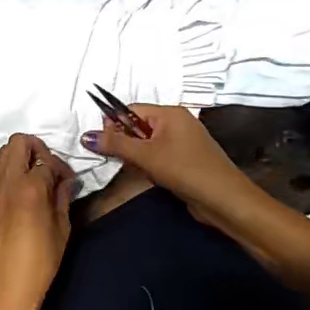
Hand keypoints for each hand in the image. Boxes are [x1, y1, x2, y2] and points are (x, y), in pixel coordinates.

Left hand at [0, 134, 75, 309]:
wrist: (6, 288)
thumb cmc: (40, 262)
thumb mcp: (62, 229)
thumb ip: (62, 198)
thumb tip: (64, 182)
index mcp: (29, 186)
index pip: (47, 160)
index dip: (62, 168)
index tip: (69, 182)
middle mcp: (7, 182)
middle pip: (17, 142)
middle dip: (36, 148)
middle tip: (50, 169)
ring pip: (4, 155)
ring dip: (23, 159)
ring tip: (40, 180)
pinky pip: (0, 175)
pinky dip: (14, 174)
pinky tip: (28, 195)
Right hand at [83, 105, 250, 214]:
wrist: (223, 199)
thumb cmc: (185, 169)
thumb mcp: (146, 155)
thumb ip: (115, 144)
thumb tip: (85, 136)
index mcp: (169, 113)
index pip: (131, 110)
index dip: (114, 124)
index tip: (103, 143)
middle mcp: (176, 123)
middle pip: (137, 127)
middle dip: (124, 143)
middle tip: (119, 159)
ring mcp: (181, 143)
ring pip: (146, 144)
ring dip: (136, 157)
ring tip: (137, 169)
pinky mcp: (183, 161)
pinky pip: (157, 157)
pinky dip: (148, 165)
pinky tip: (148, 177)